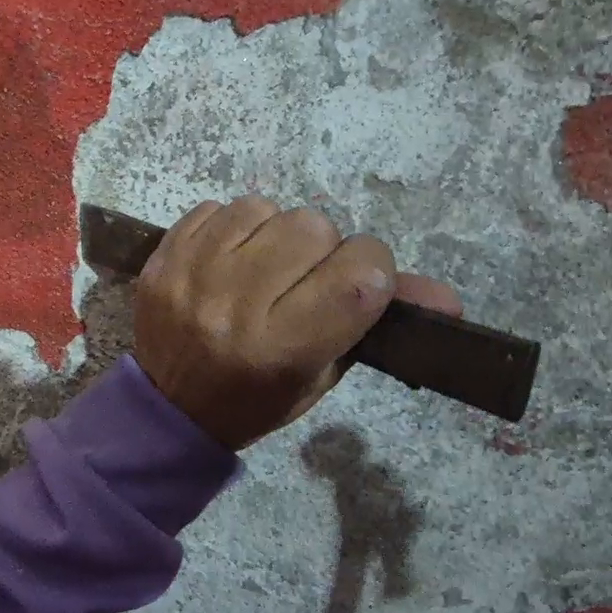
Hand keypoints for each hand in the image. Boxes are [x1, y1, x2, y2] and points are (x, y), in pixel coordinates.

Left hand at [131, 196, 462, 449]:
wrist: (169, 405)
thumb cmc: (256, 397)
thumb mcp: (322, 373)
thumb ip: (377, 325)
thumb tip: (449, 297)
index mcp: (282, 347)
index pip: (359, 274)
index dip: (371, 267)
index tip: (357, 281)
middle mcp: (234, 306)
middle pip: (312, 227)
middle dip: (321, 248)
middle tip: (303, 278)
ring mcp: (191, 276)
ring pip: (263, 207)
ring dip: (273, 231)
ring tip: (261, 267)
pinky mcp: (163, 257)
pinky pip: (216, 208)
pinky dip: (231, 227)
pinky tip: (227, 259)